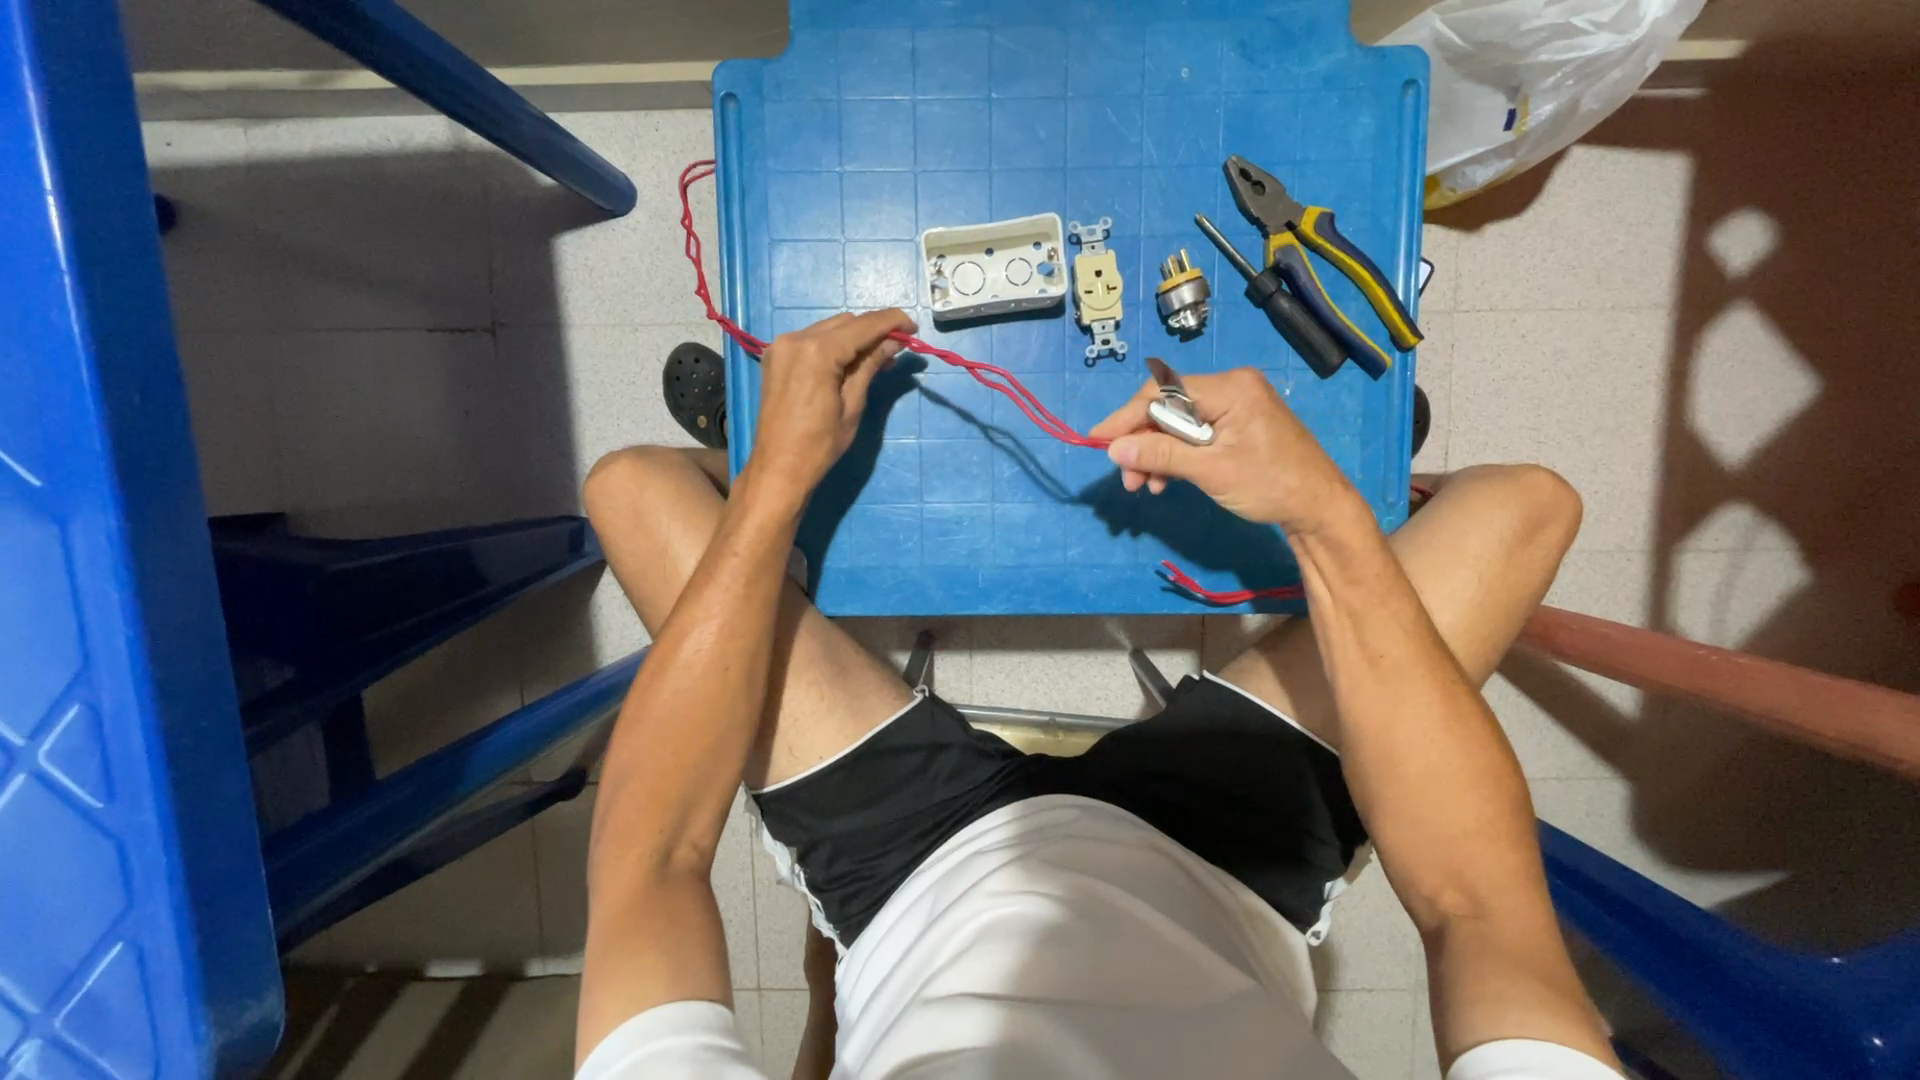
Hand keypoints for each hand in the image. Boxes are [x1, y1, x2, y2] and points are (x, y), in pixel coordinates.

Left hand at [746, 309, 916, 501]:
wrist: (779, 466)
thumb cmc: (821, 443)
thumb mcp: (853, 403)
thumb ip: (871, 365)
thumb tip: (895, 341)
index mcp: (817, 352)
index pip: (863, 326)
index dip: (891, 322)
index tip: (914, 327)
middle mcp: (796, 339)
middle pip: (845, 323)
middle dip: (873, 331)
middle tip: (897, 349)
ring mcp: (781, 346)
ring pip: (828, 328)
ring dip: (854, 338)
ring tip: (876, 359)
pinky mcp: (775, 356)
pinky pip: (811, 340)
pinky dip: (833, 345)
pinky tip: (848, 362)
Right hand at [1088, 367, 1364, 535]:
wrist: (1320, 508)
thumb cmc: (1270, 486)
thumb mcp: (1210, 471)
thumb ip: (1161, 456)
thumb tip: (1114, 450)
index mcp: (1229, 388)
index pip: (1162, 393)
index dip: (1125, 418)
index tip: (1098, 441)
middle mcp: (1231, 388)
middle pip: (1168, 408)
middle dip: (1142, 442)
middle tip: (1127, 478)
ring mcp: (1235, 406)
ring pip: (1177, 424)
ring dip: (1156, 454)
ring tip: (1144, 487)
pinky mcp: (1236, 425)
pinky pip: (1194, 434)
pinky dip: (1176, 456)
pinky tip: (1164, 481)